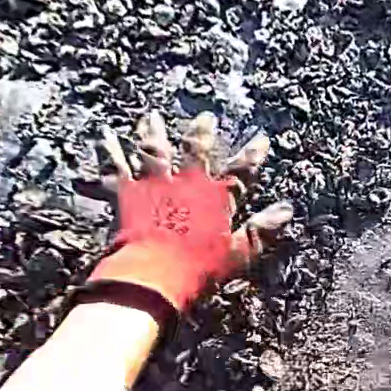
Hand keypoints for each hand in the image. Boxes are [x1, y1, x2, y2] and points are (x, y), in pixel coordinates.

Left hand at [87, 110, 293, 318]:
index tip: (262, 139)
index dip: (253, 156)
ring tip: (151, 116)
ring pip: (155, 150)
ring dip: (154, 132)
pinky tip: (104, 136)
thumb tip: (286, 210)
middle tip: (206, 117)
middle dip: (203, 133)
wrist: (153, 274)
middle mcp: (186, 183)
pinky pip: (117, 167)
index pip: (241, 171)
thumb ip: (261, 229)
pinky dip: (110, 151)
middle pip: (196, 151)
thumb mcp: (238, 253)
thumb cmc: (199, 268)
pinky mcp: (128, 194)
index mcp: (215, 197)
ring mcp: (155, 185)